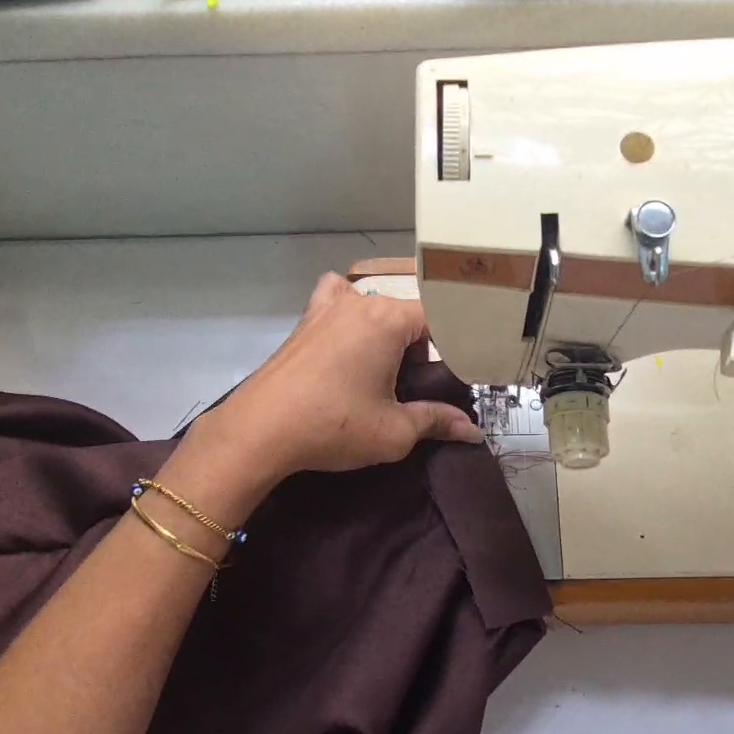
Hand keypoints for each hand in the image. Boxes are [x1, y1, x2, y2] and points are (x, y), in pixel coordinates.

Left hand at [189, 273, 482, 484]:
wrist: (260, 430)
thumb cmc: (334, 426)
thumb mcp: (395, 432)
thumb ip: (436, 422)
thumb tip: (472, 431)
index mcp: (389, 320)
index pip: (440, 320)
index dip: (454, 349)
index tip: (455, 380)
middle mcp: (360, 302)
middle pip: (408, 315)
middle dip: (419, 349)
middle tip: (415, 391)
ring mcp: (328, 308)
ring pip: (374, 307)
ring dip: (387, 333)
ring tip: (383, 372)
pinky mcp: (305, 321)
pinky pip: (336, 301)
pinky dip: (347, 312)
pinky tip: (348, 340)